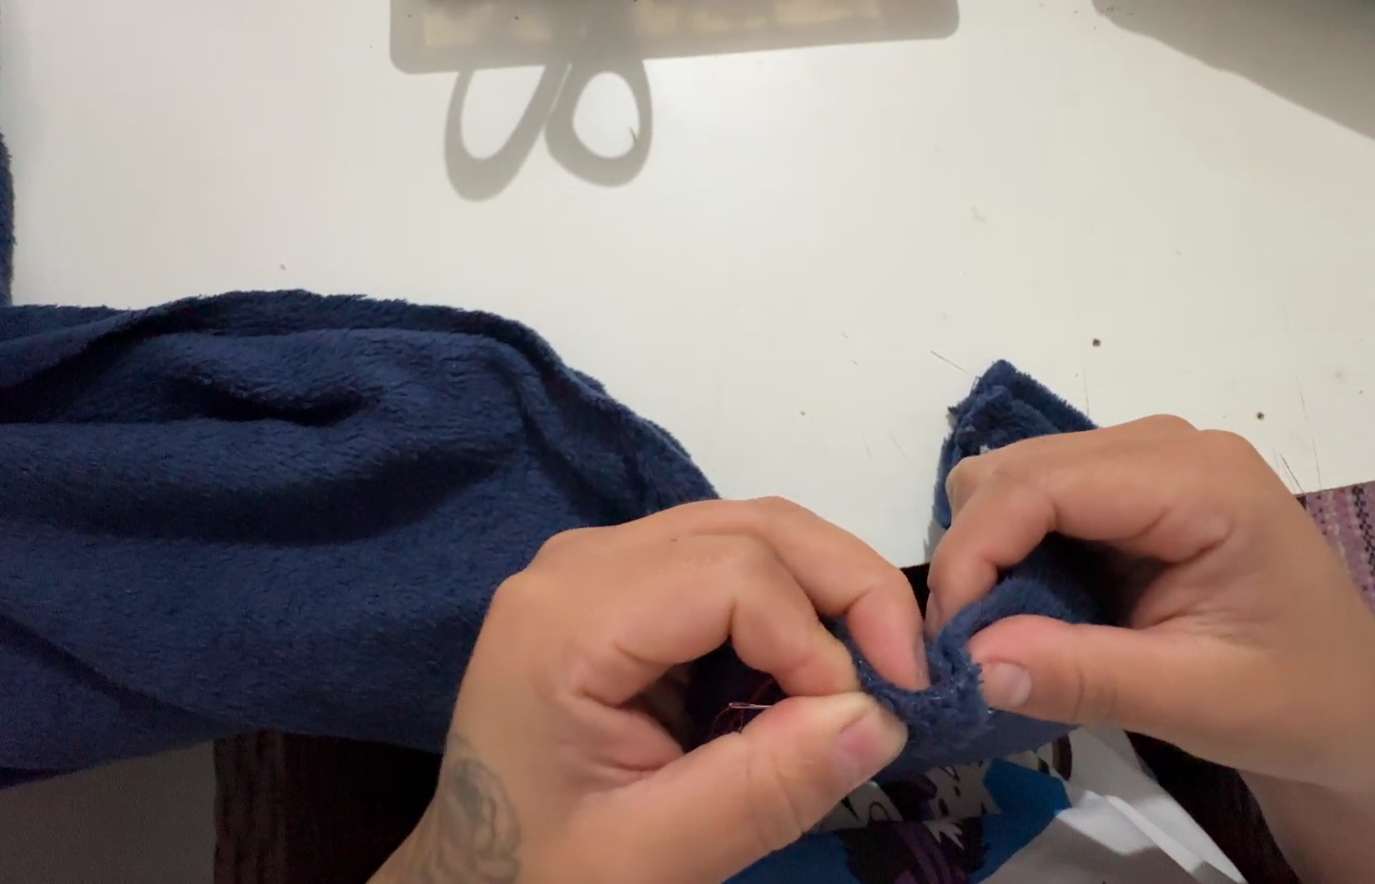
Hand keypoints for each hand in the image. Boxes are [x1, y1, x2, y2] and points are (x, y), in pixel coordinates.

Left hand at [373, 499, 923, 883]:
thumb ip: (763, 789)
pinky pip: (728, 551)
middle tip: (906, 664)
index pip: (730, 575)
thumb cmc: (539, 875)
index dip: (817, 639)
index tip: (867, 718)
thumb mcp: (649, 863)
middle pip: (748, 526)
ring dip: (825, 582)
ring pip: (748, 525)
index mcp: (567, 617)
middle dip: (845, 583)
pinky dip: (790, 591)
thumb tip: (880, 716)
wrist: (468, 872)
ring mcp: (602, 557)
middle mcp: (583, 558)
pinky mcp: (624, 573)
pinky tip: (811, 651)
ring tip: (872, 657)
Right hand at [926, 418, 1374, 795]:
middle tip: (973, 639)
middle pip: (1012, 470)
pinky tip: (1034, 598)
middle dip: (973, 552)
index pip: (1041, 485)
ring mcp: (1138, 455)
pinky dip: (1004, 547)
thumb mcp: (1202, 704)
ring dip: (985, 549)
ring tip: (1009, 623)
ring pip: (1006, 476)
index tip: (949, 636)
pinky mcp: (1117, 479)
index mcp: (1199, 480)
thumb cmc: (1302, 707)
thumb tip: (968, 662)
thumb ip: (1083, 677)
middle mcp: (1161, 444)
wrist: (1352, 710)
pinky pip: (1025, 494)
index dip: (975, 551)